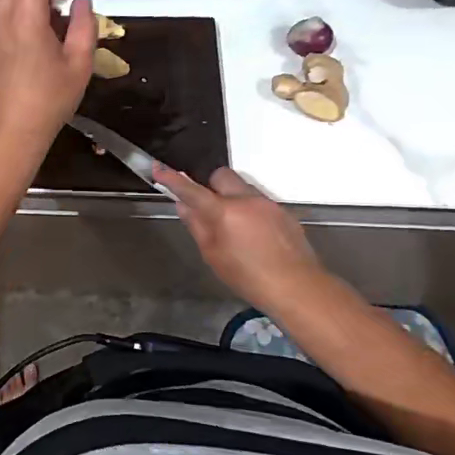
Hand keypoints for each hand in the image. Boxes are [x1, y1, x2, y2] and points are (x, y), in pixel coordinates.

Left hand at [0, 0, 94, 145]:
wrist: (15, 127)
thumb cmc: (51, 99)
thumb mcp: (80, 64)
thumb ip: (84, 25)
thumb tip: (82, 1)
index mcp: (26, 19)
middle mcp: (4, 17)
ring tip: (53, 8)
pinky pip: (1, 4)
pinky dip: (19, 0)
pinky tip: (39, 24)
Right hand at [153, 165, 328, 313]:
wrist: (297, 286)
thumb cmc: (248, 277)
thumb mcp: (213, 255)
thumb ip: (197, 226)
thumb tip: (184, 206)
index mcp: (224, 211)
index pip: (191, 190)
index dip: (172, 179)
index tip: (157, 167)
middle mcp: (246, 199)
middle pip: (221, 176)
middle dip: (211, 186)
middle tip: (209, 209)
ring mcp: (268, 203)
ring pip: (242, 188)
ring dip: (232, 198)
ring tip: (235, 228)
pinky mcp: (283, 212)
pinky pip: (260, 202)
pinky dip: (251, 211)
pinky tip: (255, 237)